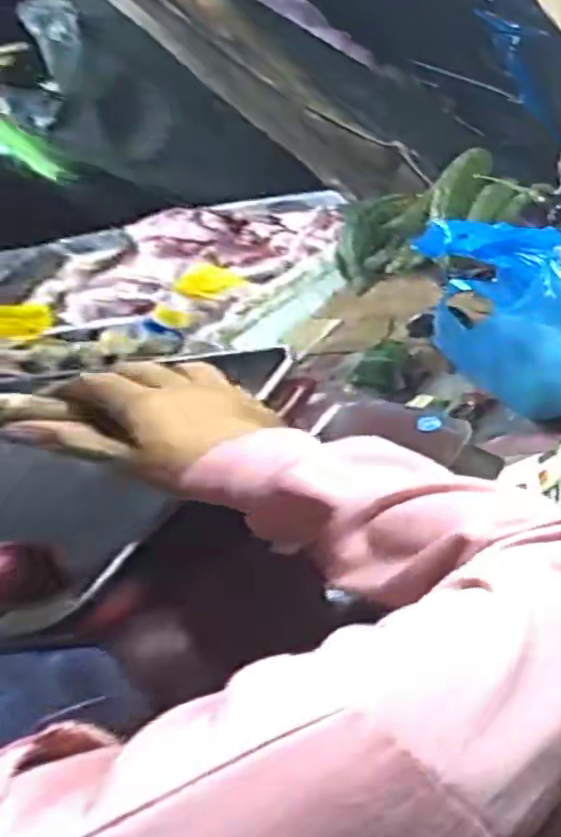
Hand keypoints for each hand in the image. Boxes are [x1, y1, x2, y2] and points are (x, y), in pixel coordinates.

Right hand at [0, 361, 281, 488]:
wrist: (261, 466)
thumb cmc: (188, 468)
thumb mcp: (127, 460)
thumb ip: (78, 440)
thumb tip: (20, 426)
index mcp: (143, 400)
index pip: (97, 382)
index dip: (75, 389)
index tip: (64, 401)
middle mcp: (180, 385)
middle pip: (141, 368)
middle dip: (117, 376)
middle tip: (108, 392)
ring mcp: (219, 387)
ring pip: (184, 367)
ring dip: (164, 372)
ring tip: (156, 387)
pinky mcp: (248, 396)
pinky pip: (218, 378)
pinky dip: (200, 380)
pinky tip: (201, 392)